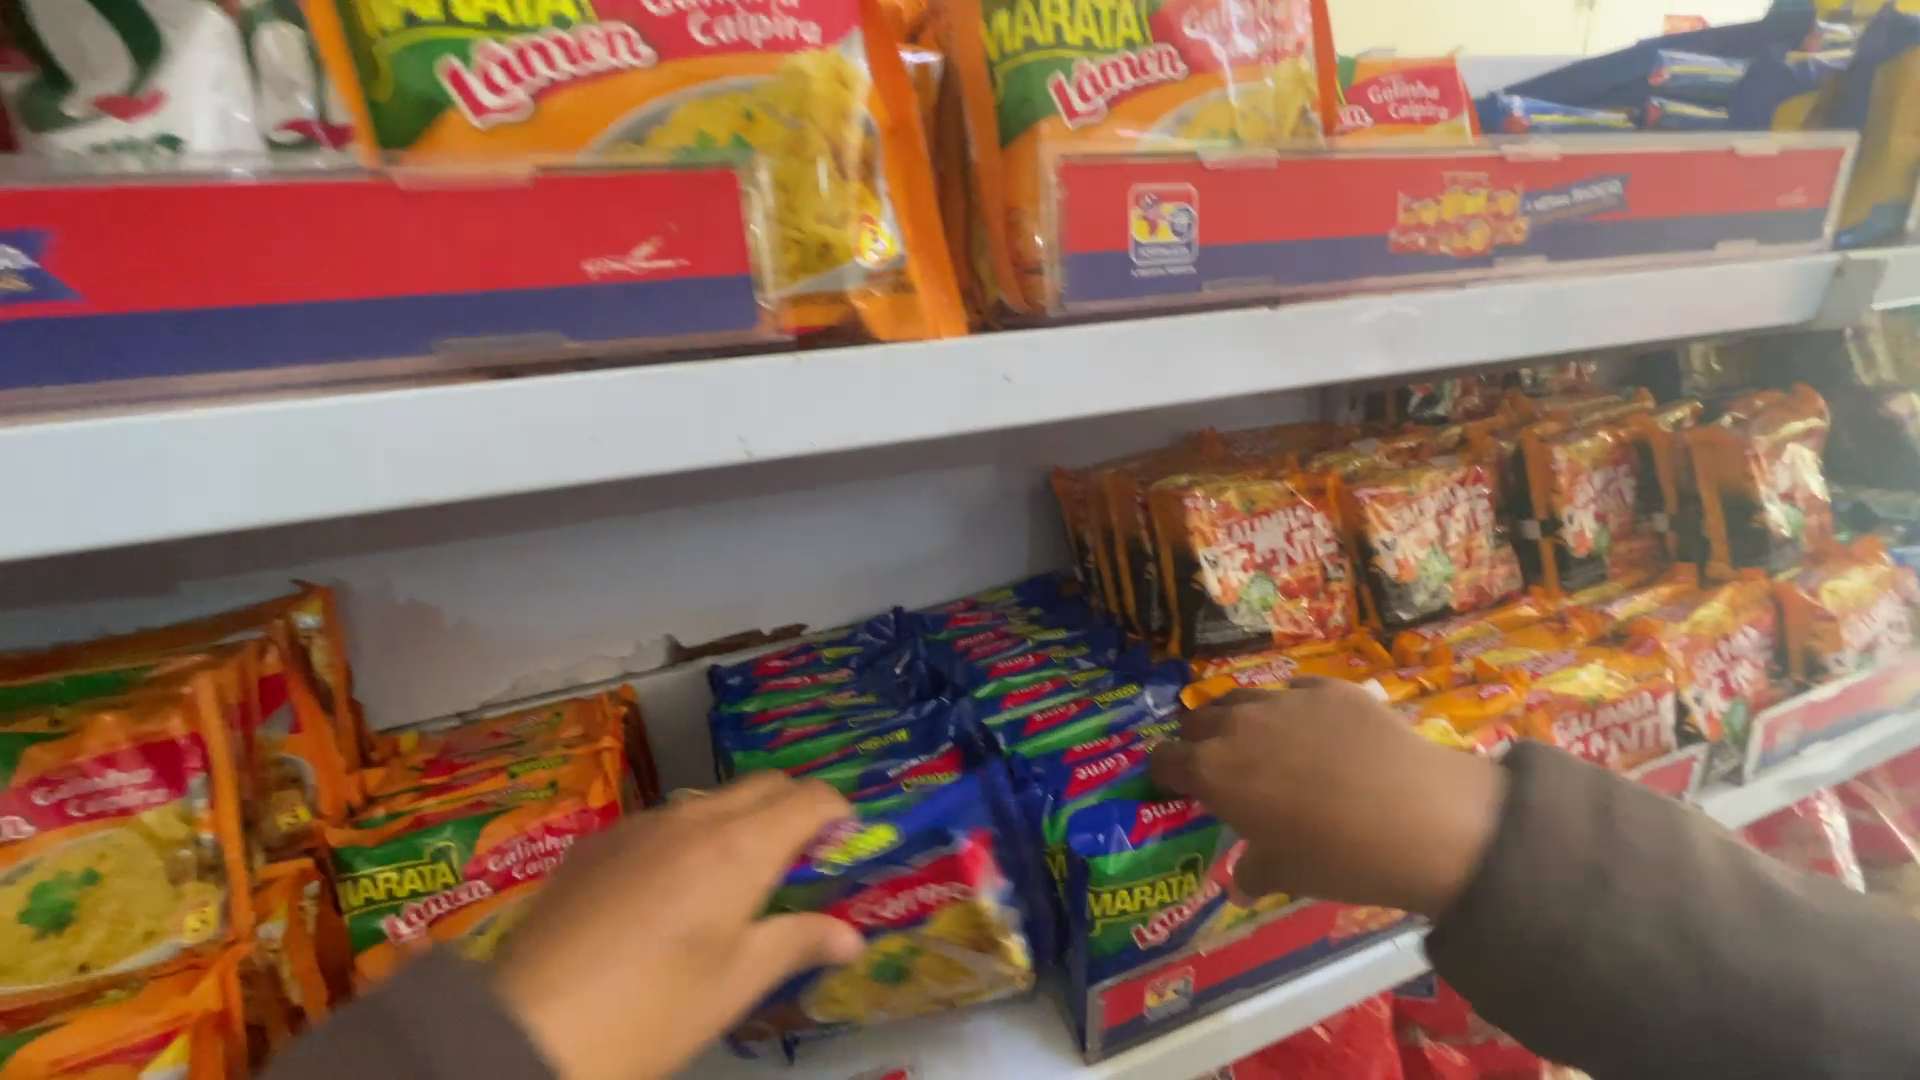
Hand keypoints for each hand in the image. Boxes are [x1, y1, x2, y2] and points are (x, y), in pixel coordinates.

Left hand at [491, 772, 865, 1079]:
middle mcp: (694, 818)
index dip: (836, 811)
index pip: (809, 797)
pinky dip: (684, 838)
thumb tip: (852, 937)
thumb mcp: (734, 986)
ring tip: (728, 882)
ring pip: (709, 800)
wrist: (522, 1032)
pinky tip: (660, 896)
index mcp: (740, 848)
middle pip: (763, 785)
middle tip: (797, 859)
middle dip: (793, 808)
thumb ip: (798, 944)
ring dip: (738, 821)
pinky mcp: (596, 841)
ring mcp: (639, 824)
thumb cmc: (649, 1016)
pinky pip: (660, 821)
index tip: (843, 840)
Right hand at [1150, 679, 1508, 917]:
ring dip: (1239, 718)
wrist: (1422, 817)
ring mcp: (1282, 699)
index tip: (1175, 784)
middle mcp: (1236, 726)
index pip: (1165, 759)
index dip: (1165, 771)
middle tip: (1219, 763)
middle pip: (1197, 720)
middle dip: (1198, 739)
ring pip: (1241, 698)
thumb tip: (1240, 884)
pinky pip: (1294, 690)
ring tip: (1260, 738)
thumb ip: (1253, 872)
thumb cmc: (1339, 856)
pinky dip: (1293, 707)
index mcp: (1212, 770)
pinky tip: (1316, 728)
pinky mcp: (1327, 687)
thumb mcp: (1288, 876)